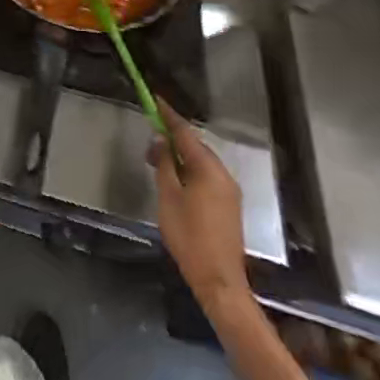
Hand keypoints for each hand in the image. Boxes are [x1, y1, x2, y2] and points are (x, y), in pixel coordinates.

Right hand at [150, 99, 248, 306]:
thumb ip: (164, 164)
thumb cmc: (189, 236)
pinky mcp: (228, 205)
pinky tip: (175, 180)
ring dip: (181, 156)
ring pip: (201, 162)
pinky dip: (190, 171)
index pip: (185, 133)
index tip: (155, 99)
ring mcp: (229, 191)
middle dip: (173, 138)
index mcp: (208, 169)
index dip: (169, 115)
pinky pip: (207, 176)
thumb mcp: (168, 197)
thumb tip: (161, 141)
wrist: (219, 279)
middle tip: (150, 139)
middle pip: (195, 146)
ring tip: (157, 161)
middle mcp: (223, 174)